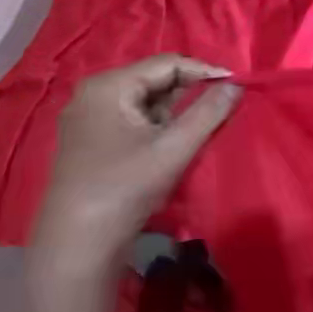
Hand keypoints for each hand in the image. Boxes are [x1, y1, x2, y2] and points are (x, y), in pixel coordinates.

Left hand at [33, 55, 243, 279]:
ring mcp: (86, 118)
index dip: (204, 71)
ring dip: (173, 114)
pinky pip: (130, 120)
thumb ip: (208, 112)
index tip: (236, 85)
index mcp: (108, 85)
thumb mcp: (173, 149)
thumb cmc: (124, 189)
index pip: (167, 64)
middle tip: (220, 109)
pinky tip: (170, 146)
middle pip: (153, 81)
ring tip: (198, 131)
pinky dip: (155, 127)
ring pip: (143, 102)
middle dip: (188, 94)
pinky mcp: (87, 141)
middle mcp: (93, 93)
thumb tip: (236, 84)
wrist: (76, 248)